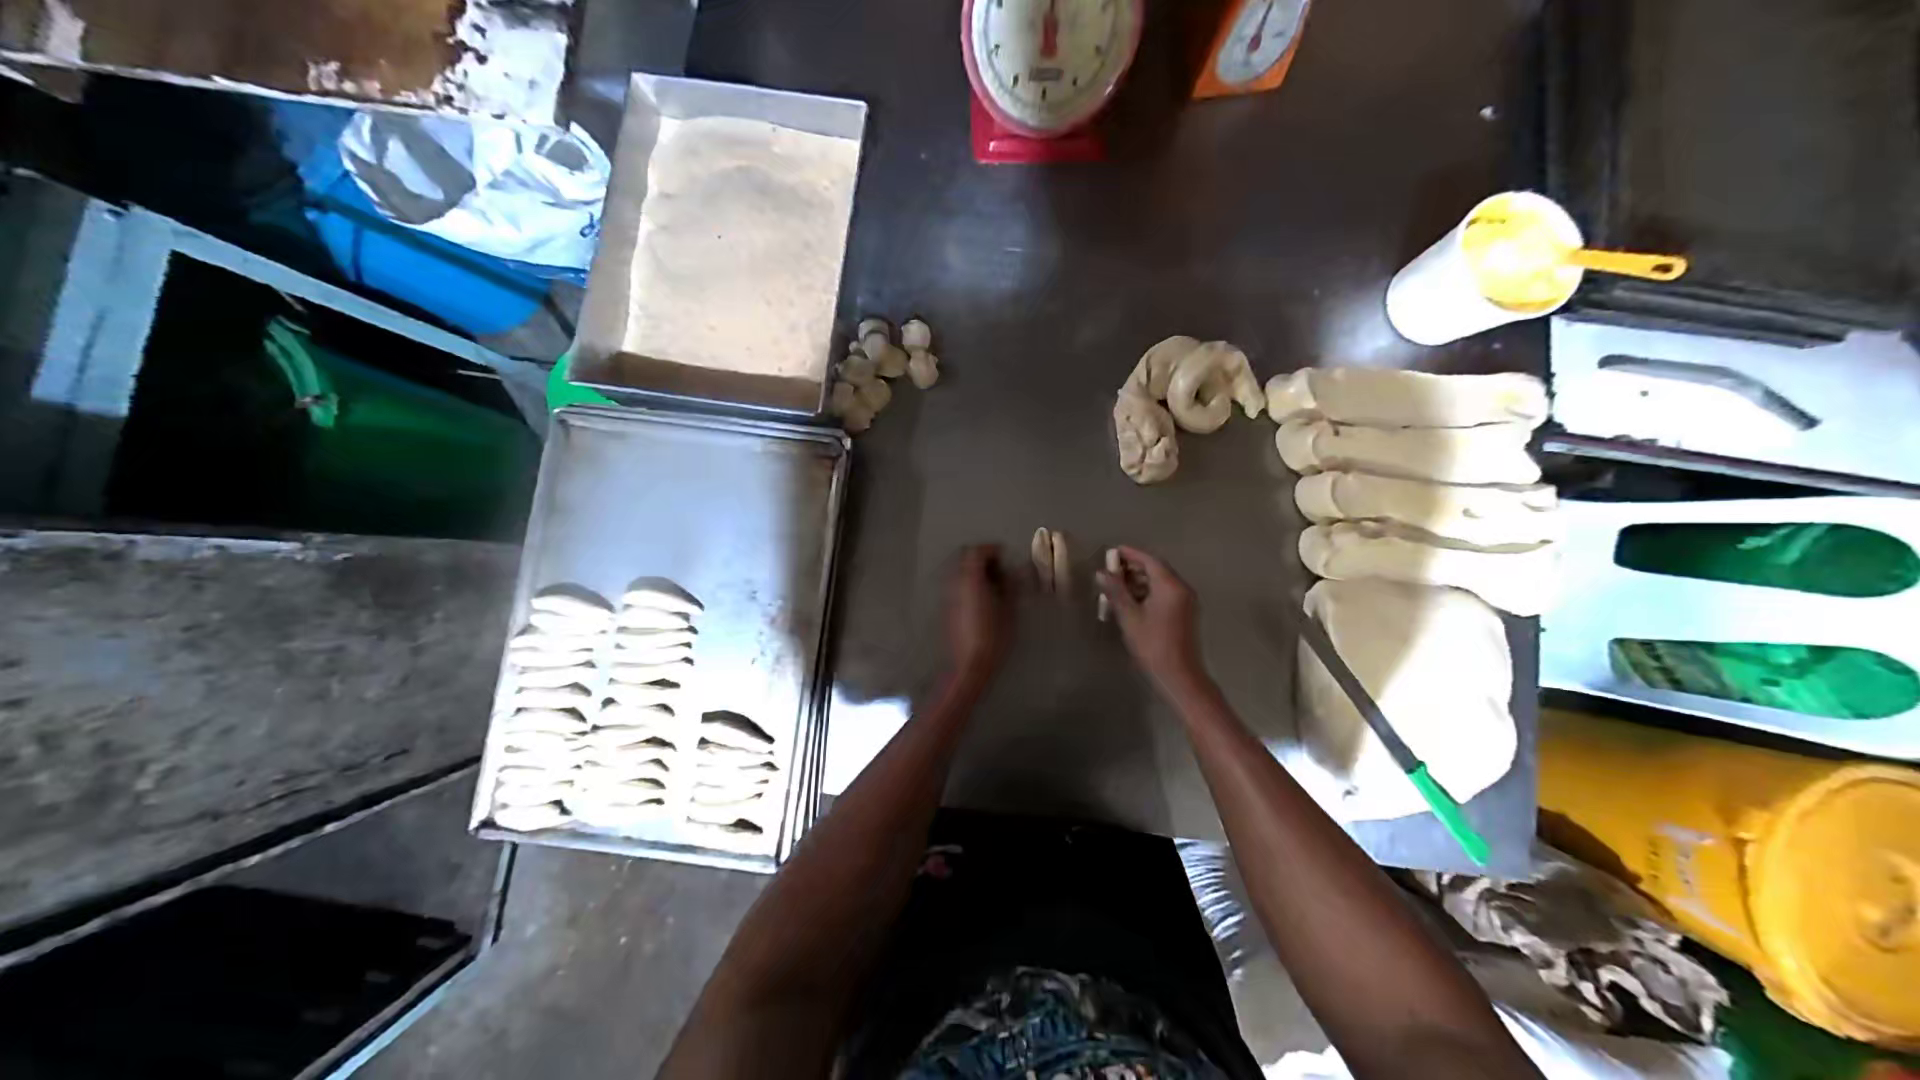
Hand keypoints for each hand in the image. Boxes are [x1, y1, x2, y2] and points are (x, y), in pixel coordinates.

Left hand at [946, 544, 1010, 686]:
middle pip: (964, 557)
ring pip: (959, 570)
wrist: (968, 667)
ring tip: (993, 583)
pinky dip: (968, 582)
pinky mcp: (947, 608)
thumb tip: (1015, 572)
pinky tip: (982, 598)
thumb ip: (1011, 587)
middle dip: (981, 557)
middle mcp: (956, 584)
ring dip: (974, 569)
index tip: (1005, 555)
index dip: (991, 549)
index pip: (976, 552)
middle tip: (999, 567)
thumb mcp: (1009, 612)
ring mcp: (948, 596)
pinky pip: (956, 584)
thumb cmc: (993, 640)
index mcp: (971, 581)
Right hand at [1095, 546, 1206, 694]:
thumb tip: (1102, 573)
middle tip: (1112, 569)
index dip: (1131, 554)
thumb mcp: (1129, 616)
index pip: (1150, 561)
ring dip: (1140, 580)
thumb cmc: (1152, 644)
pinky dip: (1149, 591)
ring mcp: (1186, 602)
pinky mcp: (1185, 614)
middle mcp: (1182, 589)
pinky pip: (1166, 593)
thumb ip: (1116, 591)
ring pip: (1161, 582)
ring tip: (1118, 586)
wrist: (1179, 674)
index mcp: (1170, 586)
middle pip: (1157, 569)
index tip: (1114, 551)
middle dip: (1135, 567)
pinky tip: (1132, 601)